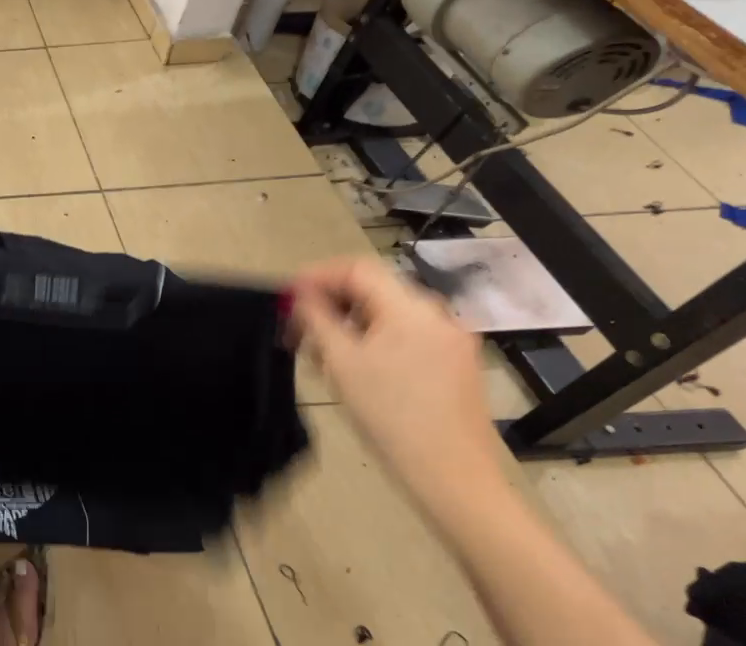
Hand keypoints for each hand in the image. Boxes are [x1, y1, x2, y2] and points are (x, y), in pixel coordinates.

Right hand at [287, 257, 502, 505]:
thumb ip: (316, 316)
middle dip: (331, 305)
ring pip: (388, 316)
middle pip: (373, 291)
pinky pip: (407, 337)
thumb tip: (299, 293)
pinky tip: (357, 371)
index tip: (288, 299)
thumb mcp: (341, 361)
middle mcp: (439, 316)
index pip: (357, 268)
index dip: (317, 276)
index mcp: (412, 309)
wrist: (453, 478)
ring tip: (324, 358)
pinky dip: (375, 342)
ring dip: (350, 325)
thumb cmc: (390, 415)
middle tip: (299, 332)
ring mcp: (452, 342)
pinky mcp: (456, 366)